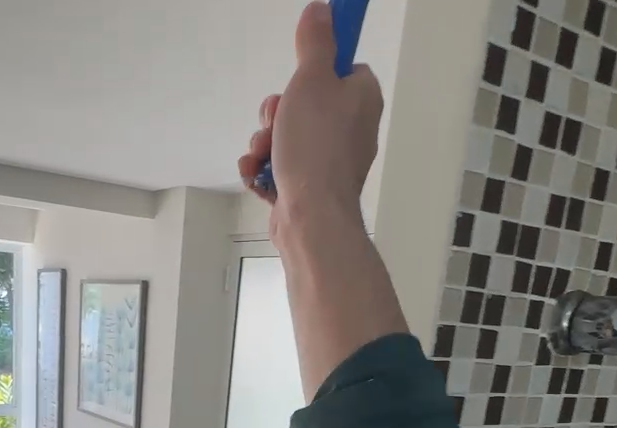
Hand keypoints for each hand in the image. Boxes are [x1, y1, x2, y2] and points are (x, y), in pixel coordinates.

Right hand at [236, 2, 384, 238]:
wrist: (311, 218)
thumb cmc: (314, 145)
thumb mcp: (312, 79)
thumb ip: (316, 42)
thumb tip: (322, 11)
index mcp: (363, 99)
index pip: (343, 70)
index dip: (315, 72)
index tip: (298, 79)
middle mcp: (352, 131)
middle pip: (308, 105)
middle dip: (278, 113)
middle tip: (273, 120)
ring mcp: (331, 165)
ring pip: (288, 138)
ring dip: (265, 143)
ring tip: (261, 153)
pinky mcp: (310, 191)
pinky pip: (282, 169)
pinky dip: (264, 170)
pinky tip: (254, 174)